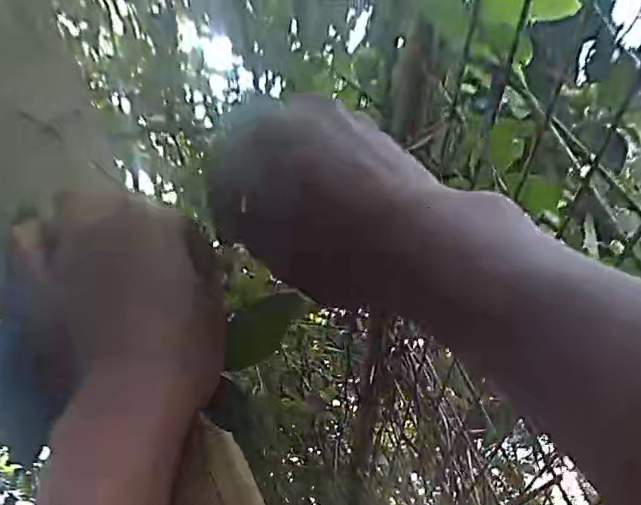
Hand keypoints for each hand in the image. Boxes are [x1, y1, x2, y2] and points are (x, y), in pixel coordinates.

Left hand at [10, 191, 222, 418]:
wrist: (128, 397)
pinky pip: (27, 242)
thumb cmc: (183, 358)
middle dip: (125, 229)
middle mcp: (107, 217)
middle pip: (115, 206)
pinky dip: (40, 249)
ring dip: (81, 231)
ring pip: (67, 214)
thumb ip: (203, 279)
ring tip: (90, 262)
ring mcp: (63, 243)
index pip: (176, 225)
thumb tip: (197, 269)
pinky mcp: (30, 274)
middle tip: (136, 268)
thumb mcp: (213, 315)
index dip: (183, 252)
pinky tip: (51, 267)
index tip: (189, 278)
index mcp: (159, 224)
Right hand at [207, 96, 459, 308]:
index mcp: (261, 140)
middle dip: (257, 186)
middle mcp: (297, 113)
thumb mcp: (280, 256)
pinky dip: (324, 176)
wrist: (419, 239)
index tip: (230, 239)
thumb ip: (252, 232)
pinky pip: (333, 152)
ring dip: (292, 178)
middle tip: (261, 225)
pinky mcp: (374, 132)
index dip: (222, 207)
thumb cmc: (337, 253)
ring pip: (300, 147)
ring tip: (300, 219)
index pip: (223, 168)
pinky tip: (335, 210)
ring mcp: (340, 116)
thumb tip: (245, 222)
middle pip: (261, 149)